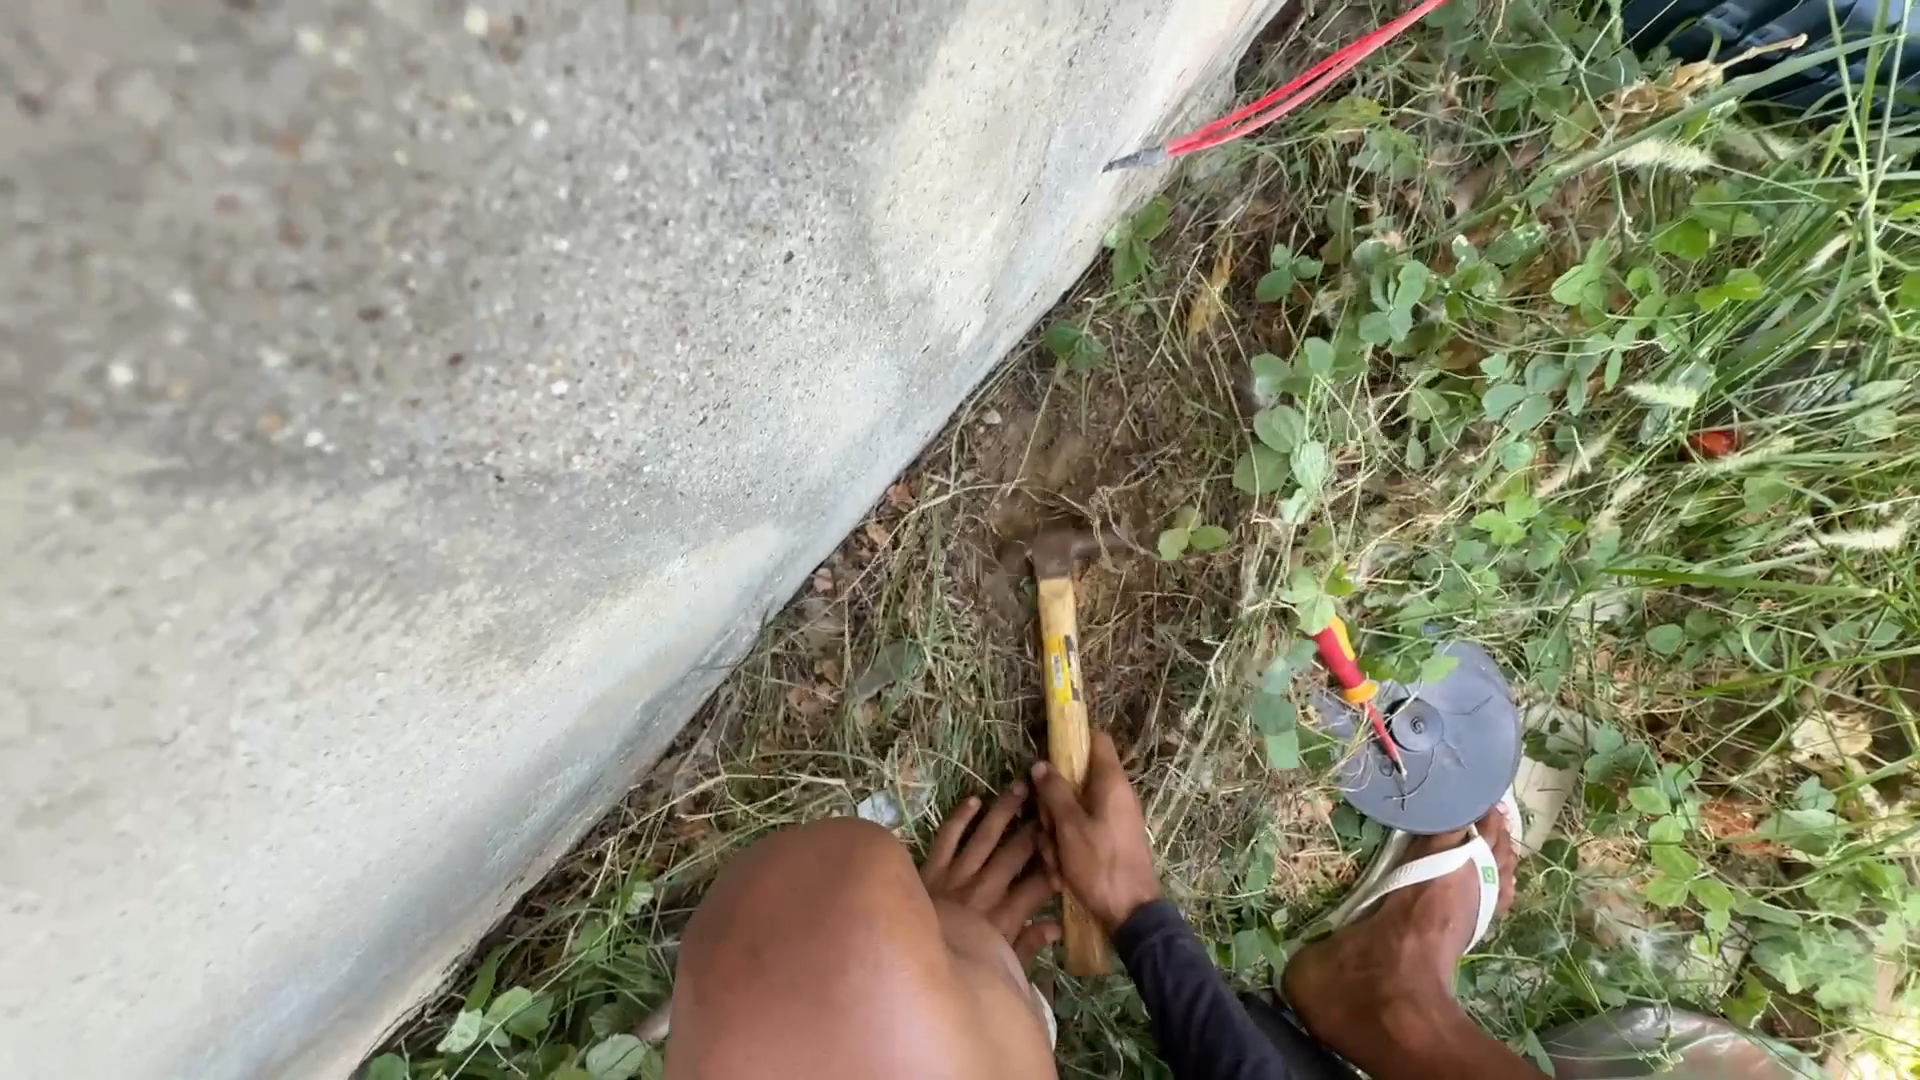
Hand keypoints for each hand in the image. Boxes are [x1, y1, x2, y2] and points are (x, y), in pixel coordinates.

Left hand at [920, 781, 1060, 964]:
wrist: (910, 964)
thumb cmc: (960, 971)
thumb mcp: (1002, 970)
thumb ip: (1028, 947)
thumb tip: (1054, 928)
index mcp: (1003, 917)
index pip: (1037, 886)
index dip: (1054, 867)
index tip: (1067, 849)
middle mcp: (982, 891)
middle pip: (1013, 854)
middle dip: (1032, 829)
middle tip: (1047, 804)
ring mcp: (955, 877)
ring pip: (984, 837)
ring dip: (1002, 811)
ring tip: (1019, 787)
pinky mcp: (931, 870)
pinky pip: (946, 838)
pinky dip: (959, 818)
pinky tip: (973, 800)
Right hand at [1028, 731, 1161, 933]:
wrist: (1132, 915)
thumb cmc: (1101, 865)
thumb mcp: (1069, 827)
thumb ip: (1054, 793)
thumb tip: (1041, 765)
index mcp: (1111, 782)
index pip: (1097, 739)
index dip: (1073, 740)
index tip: (1049, 753)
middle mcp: (1116, 796)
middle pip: (1076, 780)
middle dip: (1054, 804)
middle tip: (1048, 827)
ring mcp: (1114, 819)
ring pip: (1074, 810)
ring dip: (1057, 832)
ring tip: (1055, 860)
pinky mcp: (1111, 841)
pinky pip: (1083, 832)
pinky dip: (1069, 848)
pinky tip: (1062, 873)